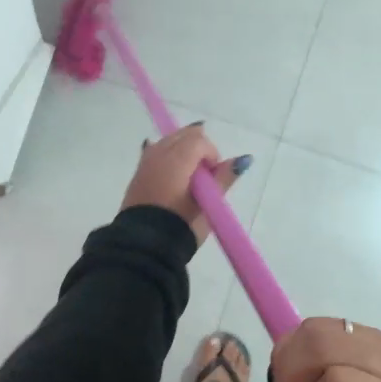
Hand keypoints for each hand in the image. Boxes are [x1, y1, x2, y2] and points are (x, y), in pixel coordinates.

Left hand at [120, 124, 251, 244]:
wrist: (145, 246)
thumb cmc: (182, 225)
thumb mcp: (208, 203)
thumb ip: (223, 177)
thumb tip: (243, 159)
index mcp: (177, 158)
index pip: (200, 140)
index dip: (212, 155)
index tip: (214, 178)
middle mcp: (159, 153)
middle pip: (182, 135)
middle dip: (198, 148)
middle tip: (205, 176)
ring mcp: (145, 163)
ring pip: (168, 142)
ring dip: (182, 152)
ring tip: (189, 179)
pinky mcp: (137, 176)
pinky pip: (155, 154)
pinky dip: (167, 159)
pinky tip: (172, 176)